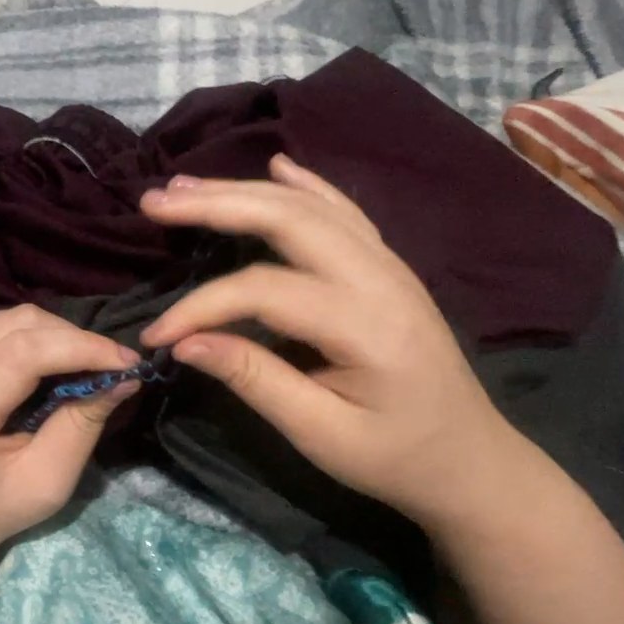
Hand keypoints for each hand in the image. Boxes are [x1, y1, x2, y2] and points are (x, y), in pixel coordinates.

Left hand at [0, 306, 141, 560]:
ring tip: (77, 368)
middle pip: (20, 325)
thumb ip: (81, 426)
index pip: (23, 353)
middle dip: (74, 340)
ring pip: (11, 317)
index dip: (81, 347)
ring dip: (54, 335)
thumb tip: (124, 377)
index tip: (127, 361)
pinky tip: (41, 365)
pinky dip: (30, 336)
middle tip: (108, 369)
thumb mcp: (46, 482)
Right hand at [138, 155, 534, 527]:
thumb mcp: (321, 434)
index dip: (200, 306)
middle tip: (152, 203)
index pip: (262, 290)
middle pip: (287, 219)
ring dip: (243, 190)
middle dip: (214, 204)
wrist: (471, 459)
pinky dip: (305, 185)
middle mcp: (380, 277)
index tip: (155, 336)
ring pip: (308, 206)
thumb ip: (254, 380)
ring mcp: (388, 265)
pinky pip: (343, 211)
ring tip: (183, 187)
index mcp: (365, 324)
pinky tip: (276, 165)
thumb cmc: (394, 456)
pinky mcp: (387, 267)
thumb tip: (184, 343)